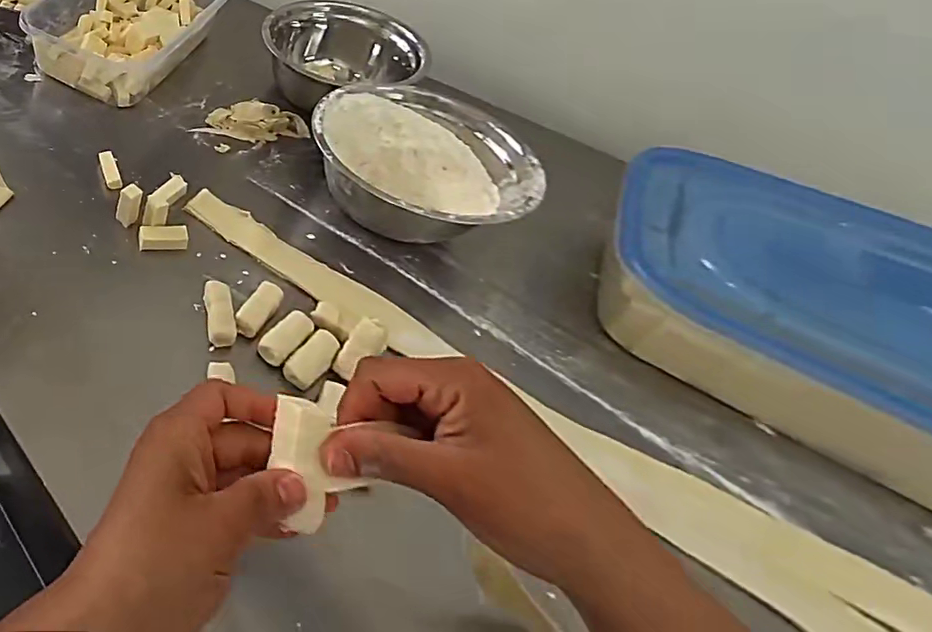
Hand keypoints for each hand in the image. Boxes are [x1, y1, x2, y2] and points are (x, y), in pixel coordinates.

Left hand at [0, 382, 331, 631]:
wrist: (114, 612)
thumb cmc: (158, 554)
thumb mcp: (217, 524)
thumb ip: (261, 499)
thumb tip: (296, 481)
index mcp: (177, 435)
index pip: (219, 399)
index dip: (258, 405)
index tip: (300, 423)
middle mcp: (180, 454)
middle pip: (235, 437)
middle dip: (279, 453)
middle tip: (327, 472)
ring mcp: (185, 490)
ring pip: (238, 474)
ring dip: (277, 487)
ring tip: (323, 503)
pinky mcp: (190, 523)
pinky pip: (232, 504)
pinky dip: (261, 511)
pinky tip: (295, 526)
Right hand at [320, 357, 741, 630]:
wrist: (606, 557)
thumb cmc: (528, 507)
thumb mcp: (447, 479)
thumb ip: (381, 456)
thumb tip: (325, 449)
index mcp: (454, 376)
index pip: (376, 374)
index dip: (352, 409)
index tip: (342, 451)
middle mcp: (458, 379)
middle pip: (386, 387)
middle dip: (366, 424)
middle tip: (356, 467)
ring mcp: (469, 403)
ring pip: (401, 407)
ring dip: (384, 438)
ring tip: (379, 475)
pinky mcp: (475, 427)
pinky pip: (422, 424)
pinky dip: (405, 447)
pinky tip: (405, 473)